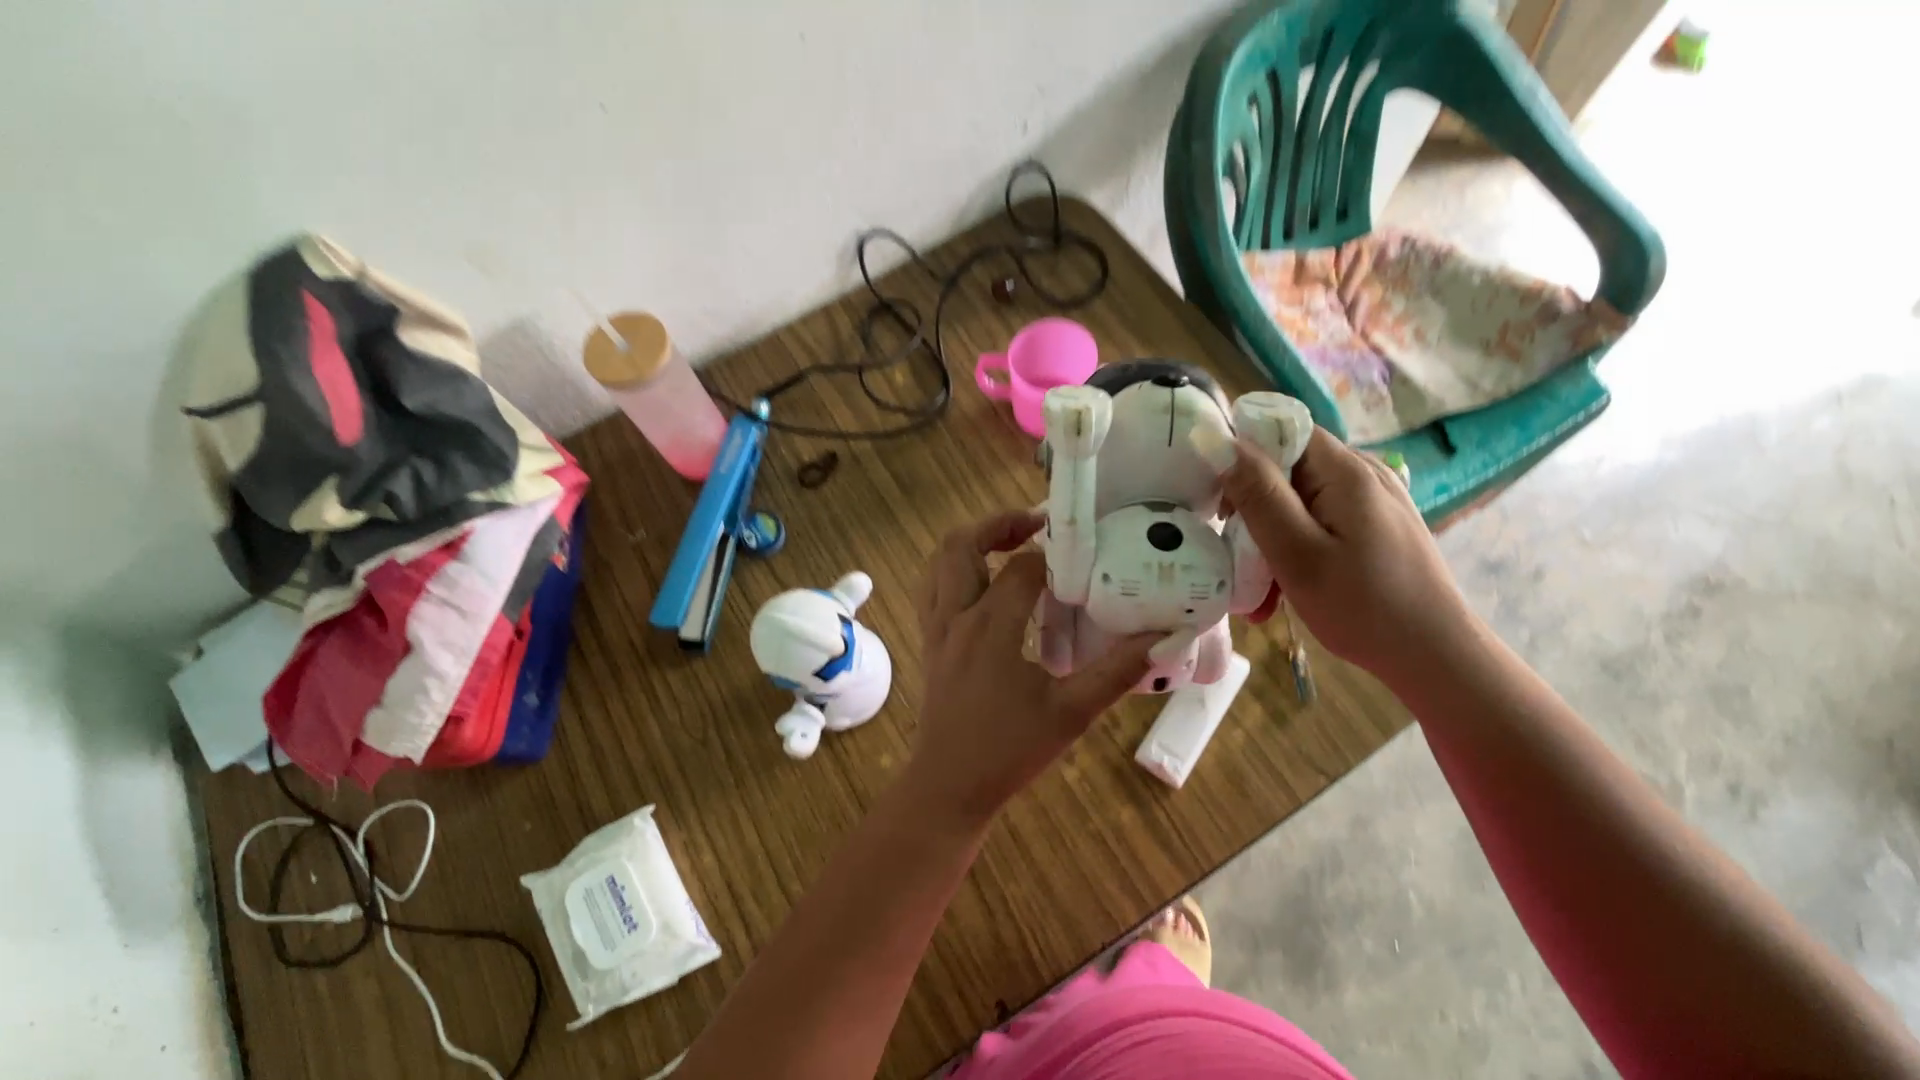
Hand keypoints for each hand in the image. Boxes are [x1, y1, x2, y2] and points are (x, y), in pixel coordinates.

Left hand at [908, 510, 1156, 825]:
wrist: (949, 787)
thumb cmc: (1009, 751)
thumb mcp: (1072, 713)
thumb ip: (1118, 671)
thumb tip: (1167, 638)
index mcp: (990, 627)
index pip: (1022, 567)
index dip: (1055, 553)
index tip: (1086, 551)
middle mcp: (956, 618)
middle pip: (961, 546)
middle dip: (997, 525)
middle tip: (1038, 526)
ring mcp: (936, 630)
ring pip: (940, 563)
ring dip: (972, 544)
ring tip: (1011, 544)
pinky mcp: (929, 645)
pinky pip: (933, 589)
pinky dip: (956, 572)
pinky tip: (985, 586)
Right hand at [1221, 427, 1479, 685]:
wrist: (1437, 656)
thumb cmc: (1364, 607)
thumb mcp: (1298, 554)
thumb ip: (1259, 495)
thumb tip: (1222, 442)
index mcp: (1346, 471)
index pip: (1281, 430)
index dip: (1242, 457)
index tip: (1219, 502)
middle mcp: (1364, 474)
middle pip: (1288, 470)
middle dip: (1253, 513)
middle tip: (1235, 562)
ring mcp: (1374, 501)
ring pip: (1300, 502)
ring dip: (1271, 541)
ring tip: (1260, 594)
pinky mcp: (1378, 527)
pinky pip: (1322, 523)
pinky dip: (1297, 551)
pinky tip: (1286, 592)